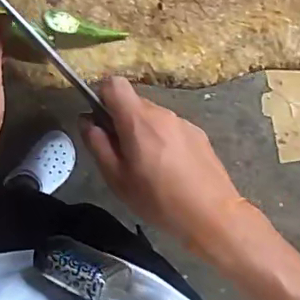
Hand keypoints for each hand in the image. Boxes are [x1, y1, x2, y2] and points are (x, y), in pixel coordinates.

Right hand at [83, 77, 250, 257]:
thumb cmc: (158, 199)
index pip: (114, 84)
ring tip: (147, 167)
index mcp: (138, 119)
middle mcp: (161, 113)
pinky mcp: (198, 134)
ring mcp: (183, 122)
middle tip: (122, 155)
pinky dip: (163, 141)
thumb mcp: (116, 177)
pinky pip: (170, 129)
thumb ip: (97, 143)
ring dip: (143, 133)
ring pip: (152, 117)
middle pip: (133, 103)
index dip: (102, 97)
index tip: (100, 122)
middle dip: (122, 121)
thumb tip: (87, 120)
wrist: (212, 215)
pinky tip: (170, 170)